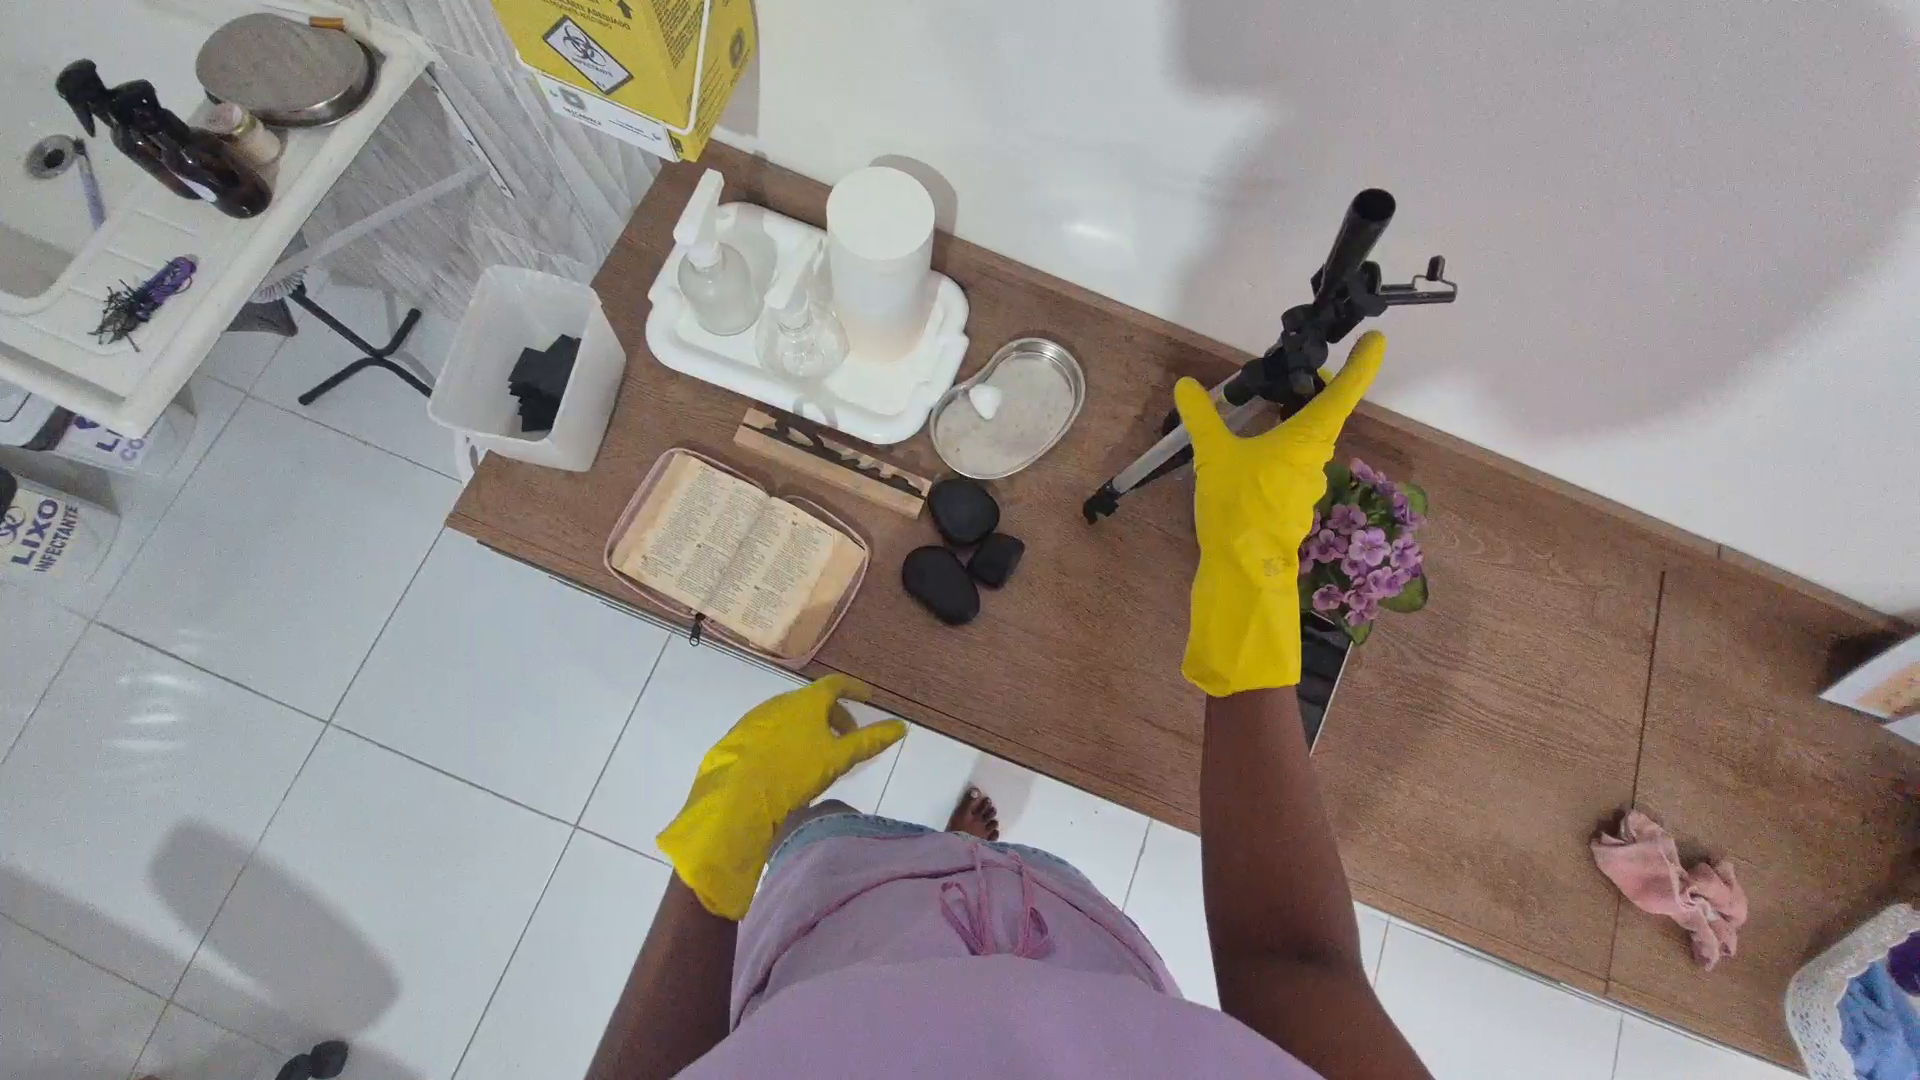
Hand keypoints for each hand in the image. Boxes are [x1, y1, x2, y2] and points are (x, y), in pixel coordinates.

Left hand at [657, 674, 906, 919]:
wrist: (734, 799)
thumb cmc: (795, 773)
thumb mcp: (839, 759)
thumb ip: (870, 741)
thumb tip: (901, 726)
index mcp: (806, 701)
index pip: (836, 684)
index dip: (855, 689)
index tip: (868, 697)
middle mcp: (779, 702)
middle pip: (813, 701)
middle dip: (832, 715)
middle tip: (845, 737)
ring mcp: (754, 719)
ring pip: (789, 717)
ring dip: (807, 729)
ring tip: (817, 755)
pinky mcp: (735, 740)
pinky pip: (768, 733)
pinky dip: (784, 741)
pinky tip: (785, 767)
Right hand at [1174, 330, 1384, 694]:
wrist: (1242, 566)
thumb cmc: (1238, 503)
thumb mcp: (1213, 455)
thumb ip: (1202, 418)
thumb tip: (1185, 385)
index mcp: (1308, 437)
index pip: (1346, 391)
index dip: (1364, 363)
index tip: (1375, 339)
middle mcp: (1317, 459)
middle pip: (1324, 416)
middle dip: (1312, 393)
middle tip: (1290, 376)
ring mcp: (1307, 486)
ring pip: (1305, 445)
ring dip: (1290, 427)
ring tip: (1259, 417)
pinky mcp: (1292, 507)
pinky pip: (1289, 469)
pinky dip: (1276, 455)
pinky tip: (1248, 461)